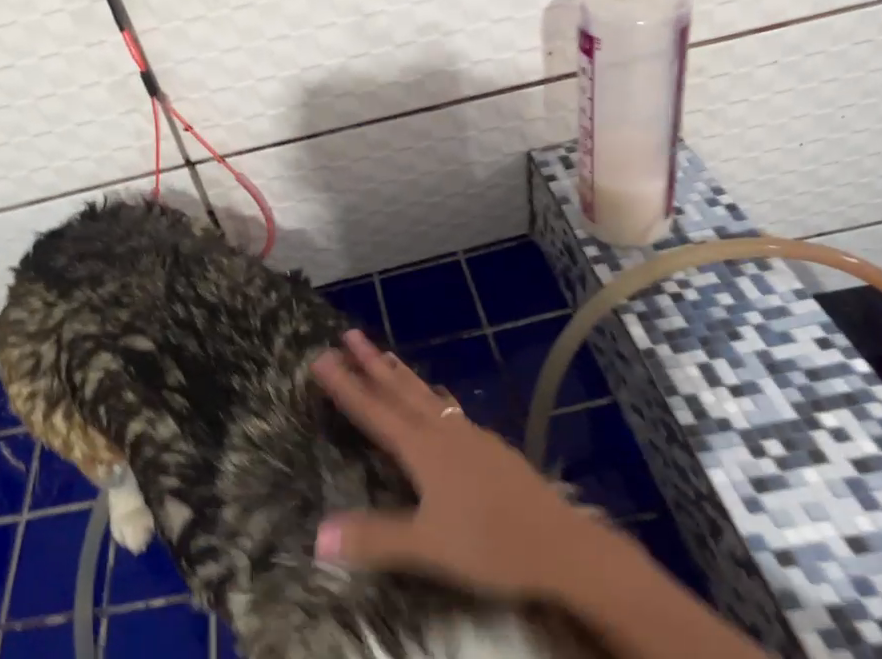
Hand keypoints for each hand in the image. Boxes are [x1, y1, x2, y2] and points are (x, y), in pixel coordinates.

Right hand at [309, 330, 647, 600]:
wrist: (564, 547)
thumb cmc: (492, 545)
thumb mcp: (427, 546)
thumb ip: (374, 539)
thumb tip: (317, 535)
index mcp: (423, 450)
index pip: (374, 411)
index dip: (345, 386)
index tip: (321, 356)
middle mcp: (445, 433)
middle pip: (401, 392)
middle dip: (372, 364)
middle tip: (349, 334)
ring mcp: (472, 437)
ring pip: (428, 396)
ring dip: (402, 375)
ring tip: (385, 353)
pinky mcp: (492, 449)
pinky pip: (451, 409)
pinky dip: (434, 394)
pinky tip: (441, 397)